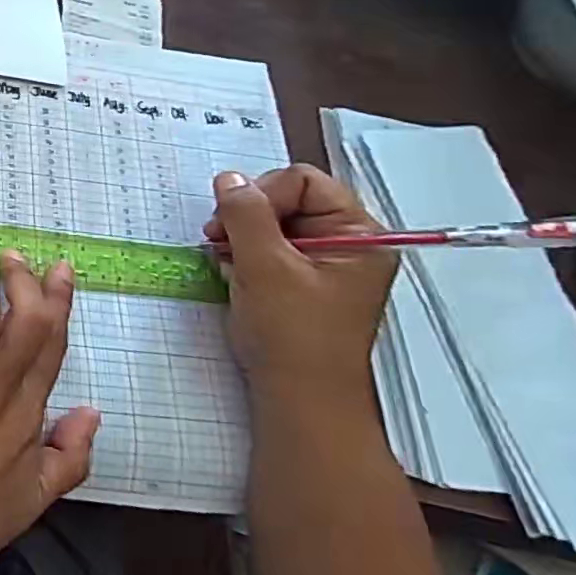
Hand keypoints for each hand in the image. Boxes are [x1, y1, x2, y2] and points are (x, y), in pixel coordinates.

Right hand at [204, 166, 397, 403]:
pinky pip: (264, 243)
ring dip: (238, 233)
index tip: (232, 223)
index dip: (262, 194)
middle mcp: (344, 242)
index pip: (303, 182)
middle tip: (218, 238)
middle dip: (245, 214)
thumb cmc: (291, 333)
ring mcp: (321, 261)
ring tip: (224, 257)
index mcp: (357, 236)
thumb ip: (245, 216)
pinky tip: (232, 270)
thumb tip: (228, 178)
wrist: (298, 395)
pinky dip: (241, 250)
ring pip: (269, 220)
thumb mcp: (265, 267)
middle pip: (285, 197)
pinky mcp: (298, 277)